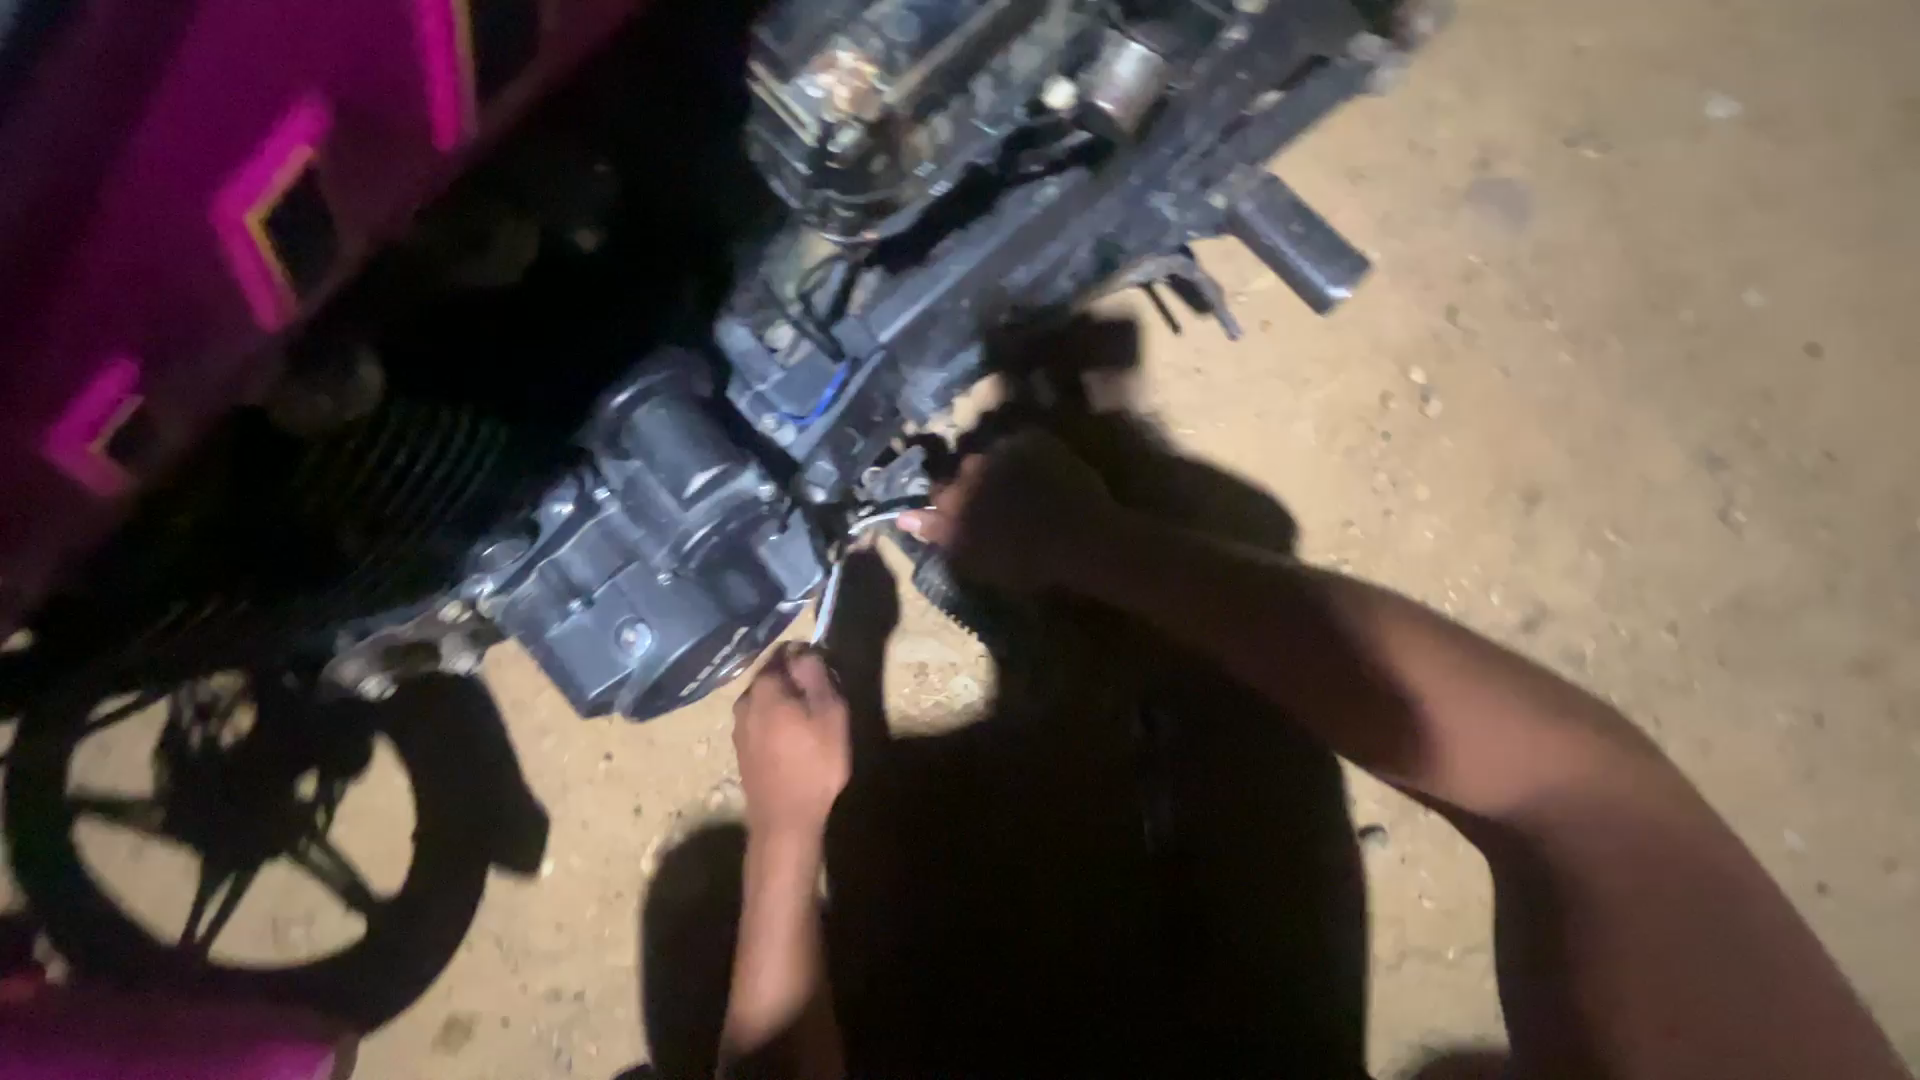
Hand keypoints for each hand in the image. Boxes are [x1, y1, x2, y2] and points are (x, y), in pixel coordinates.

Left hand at [732, 644, 851, 843]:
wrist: (784, 820)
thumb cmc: (814, 763)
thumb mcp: (831, 713)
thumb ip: (817, 674)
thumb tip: (806, 649)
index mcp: (764, 686)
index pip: (783, 652)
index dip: (807, 656)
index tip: (826, 673)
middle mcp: (743, 700)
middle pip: (773, 675)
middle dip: (796, 679)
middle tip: (824, 698)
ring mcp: (738, 726)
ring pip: (766, 699)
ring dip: (786, 702)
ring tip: (811, 721)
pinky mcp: (740, 748)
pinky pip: (761, 720)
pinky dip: (777, 721)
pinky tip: (795, 740)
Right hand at [898, 430, 1117, 590]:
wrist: (1080, 538)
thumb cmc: (1026, 562)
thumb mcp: (974, 558)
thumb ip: (937, 533)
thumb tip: (903, 518)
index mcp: (955, 500)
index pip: (938, 495)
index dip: (949, 507)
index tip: (962, 517)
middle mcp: (972, 470)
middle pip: (964, 473)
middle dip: (973, 485)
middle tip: (996, 505)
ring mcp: (1003, 452)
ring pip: (991, 457)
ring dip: (999, 469)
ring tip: (1021, 490)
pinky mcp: (1034, 441)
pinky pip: (1021, 446)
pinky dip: (1026, 458)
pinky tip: (1042, 478)